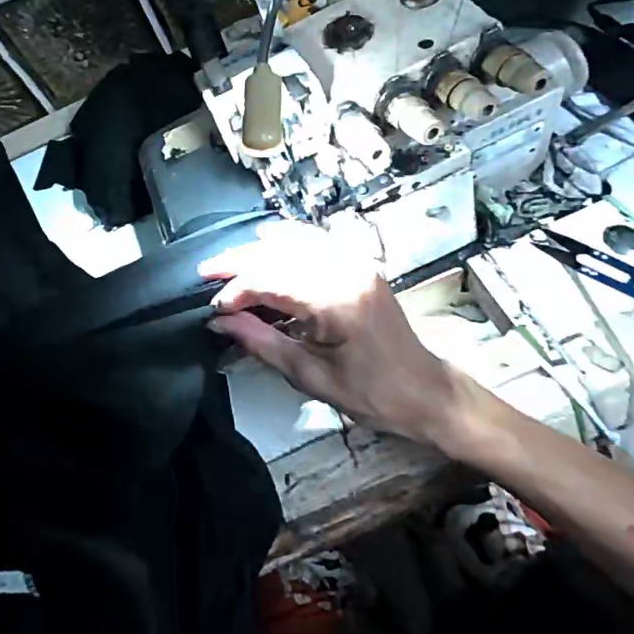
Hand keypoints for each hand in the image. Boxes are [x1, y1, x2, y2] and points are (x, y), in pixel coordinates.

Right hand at [201, 222, 503, 455]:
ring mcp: (356, 262)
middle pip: (280, 254)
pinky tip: (267, 239)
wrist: (426, 392)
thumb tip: (219, 322)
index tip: (214, 309)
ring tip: (228, 261)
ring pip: (295, 241)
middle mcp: (346, 270)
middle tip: (207, 271)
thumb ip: (261, 342)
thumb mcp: (310, 376)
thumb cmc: (371, 394)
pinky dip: (288, 239)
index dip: (237, 291)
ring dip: (258, 250)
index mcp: (336, 301)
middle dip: (239, 262)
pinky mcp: (360, 263)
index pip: (271, 281)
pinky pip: (317, 240)